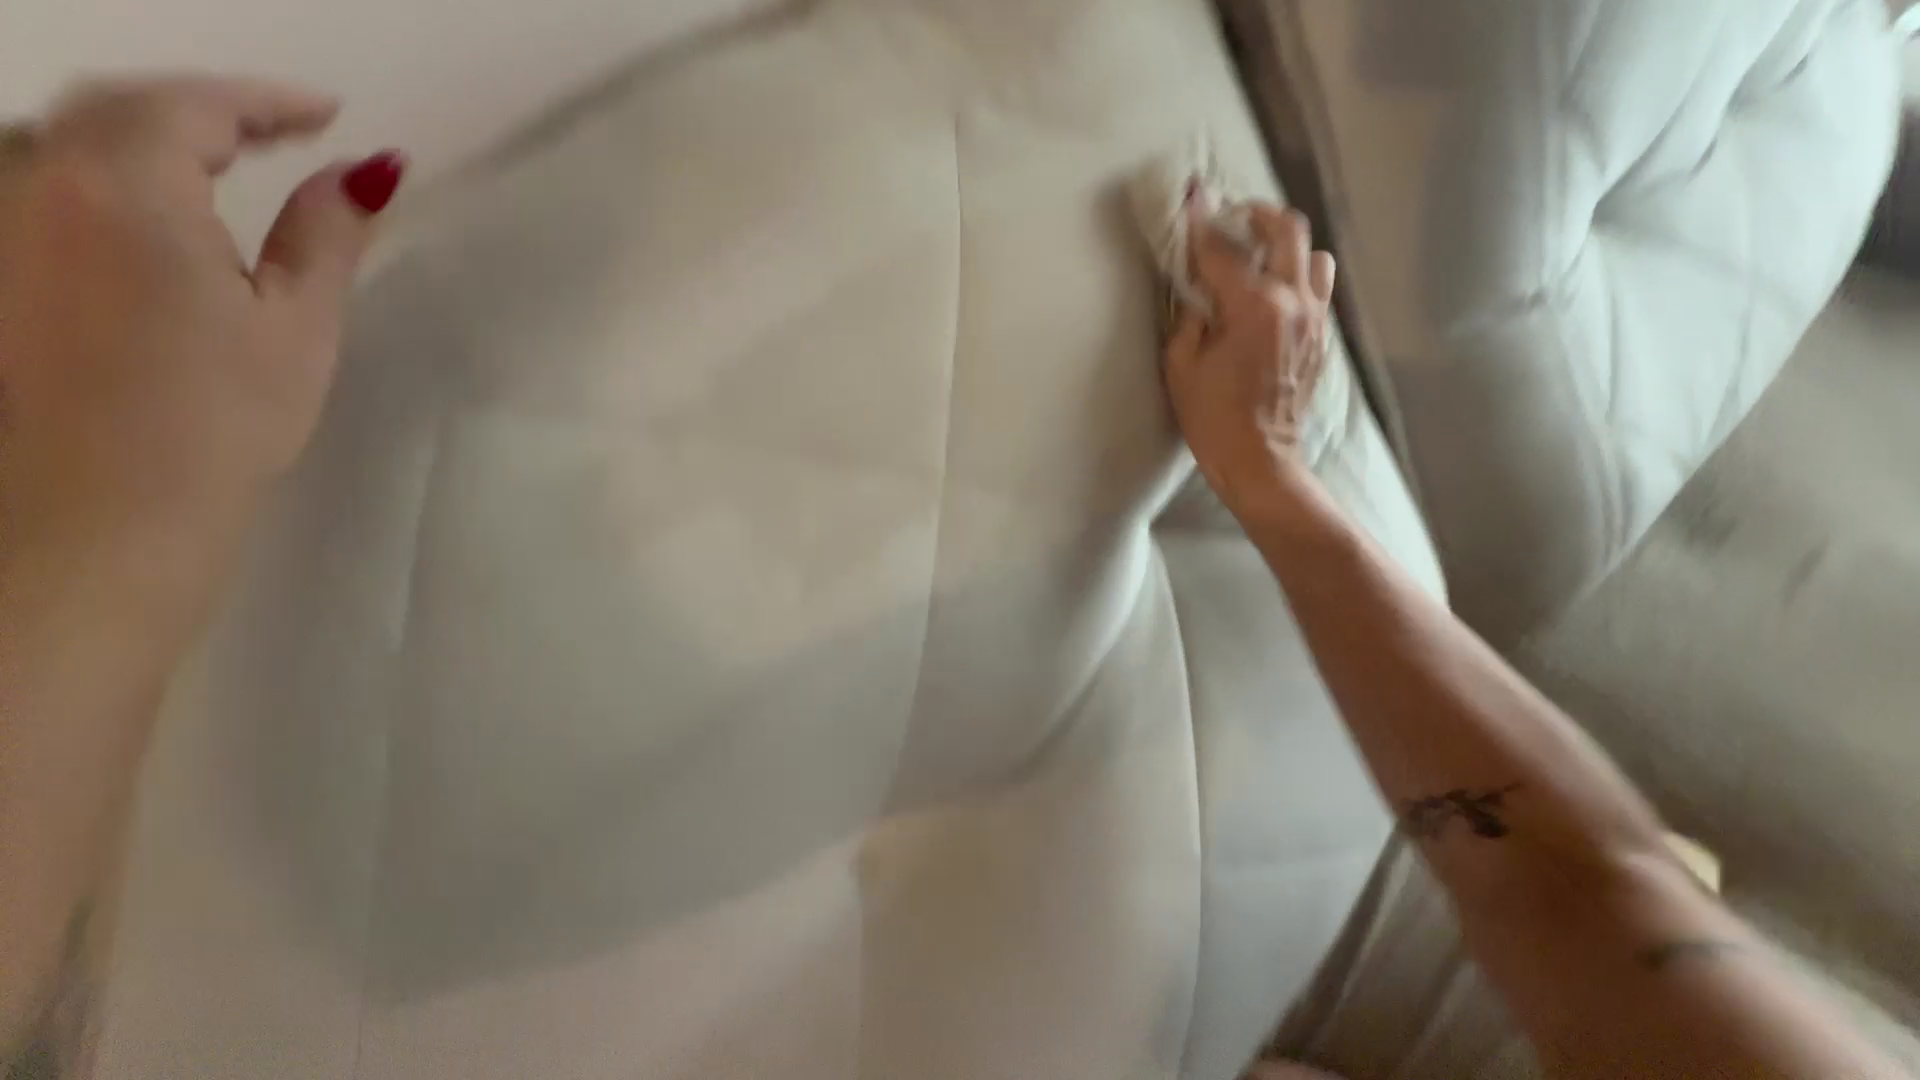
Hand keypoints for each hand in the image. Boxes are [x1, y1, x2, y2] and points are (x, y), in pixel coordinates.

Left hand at [0, 77, 402, 599]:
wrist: (110, 510)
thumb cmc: (223, 417)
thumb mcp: (297, 322)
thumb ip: (328, 235)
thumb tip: (370, 171)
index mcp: (125, 190)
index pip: (193, 104)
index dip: (268, 99)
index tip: (331, 115)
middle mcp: (37, 185)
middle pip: (120, 106)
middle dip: (210, 107)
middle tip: (288, 132)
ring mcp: (6, 228)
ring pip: (75, 139)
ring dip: (159, 135)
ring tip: (233, 163)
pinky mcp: (2, 270)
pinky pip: (51, 183)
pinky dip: (118, 173)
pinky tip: (166, 212)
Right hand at [1164, 198, 1336, 521]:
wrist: (1258, 458)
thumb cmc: (1211, 417)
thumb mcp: (1181, 365)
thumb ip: (1189, 315)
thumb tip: (1197, 287)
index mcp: (1254, 307)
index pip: (1223, 248)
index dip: (1200, 222)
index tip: (1190, 198)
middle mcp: (1294, 302)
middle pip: (1287, 229)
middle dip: (1256, 214)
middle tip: (1232, 219)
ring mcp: (1315, 318)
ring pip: (1314, 254)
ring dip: (1286, 246)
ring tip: (1259, 258)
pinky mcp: (1322, 336)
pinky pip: (1317, 288)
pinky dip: (1295, 278)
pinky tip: (1271, 295)